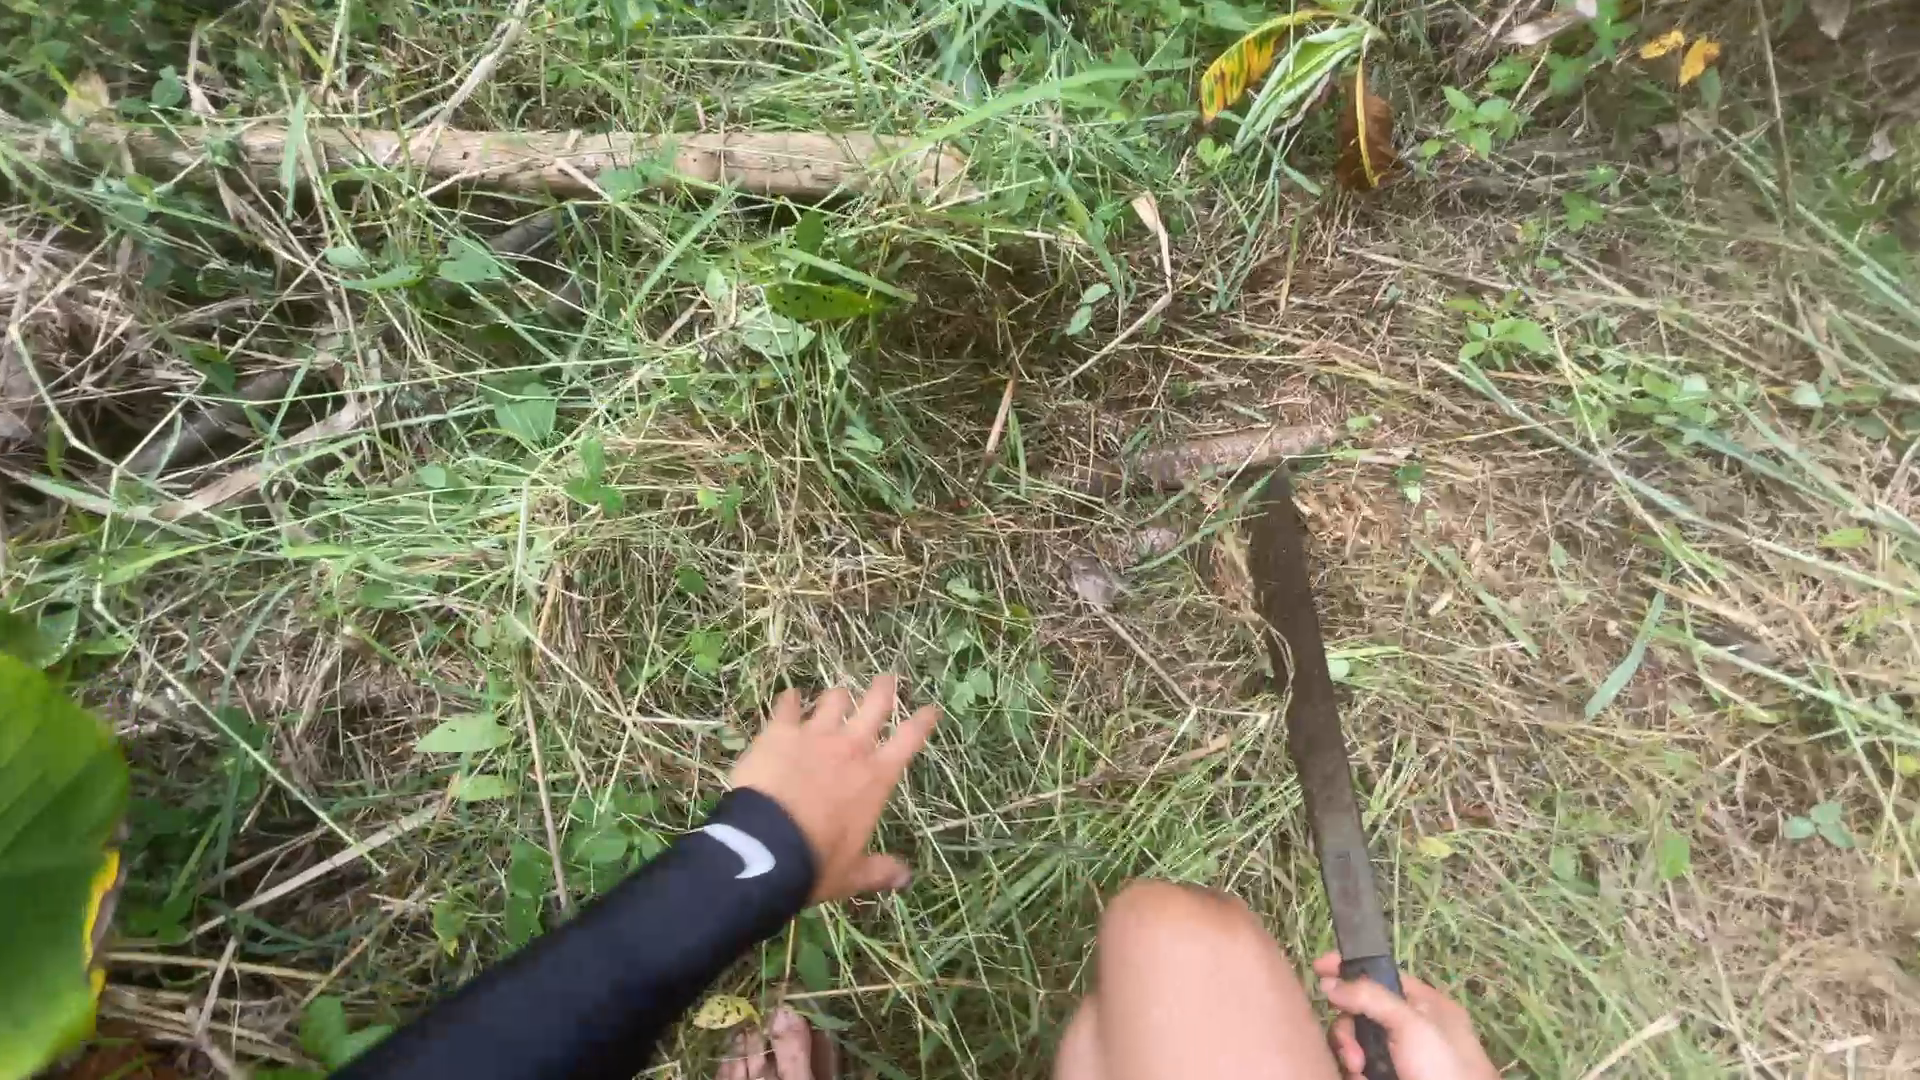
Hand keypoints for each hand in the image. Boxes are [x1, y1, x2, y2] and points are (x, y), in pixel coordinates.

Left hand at [728, 676, 937, 903]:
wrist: (764, 849)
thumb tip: (904, 877)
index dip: (922, 722)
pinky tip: (789, 697)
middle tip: (887, 679)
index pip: (909, 740)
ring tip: (837, 695)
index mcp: (875, 777)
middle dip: (883, 689)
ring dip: (837, 696)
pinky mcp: (779, 731)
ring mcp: (815, 734)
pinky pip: (786, 706)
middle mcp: (851, 747)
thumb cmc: (815, 863)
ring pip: (834, 698)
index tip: (931, 709)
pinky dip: (789, 700)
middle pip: (875, 704)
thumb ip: (878, 871)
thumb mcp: (851, 874)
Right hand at [1313, 952, 1499, 1079]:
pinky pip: (1361, 1066)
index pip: (1380, 973)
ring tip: (1357, 1068)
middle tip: (1349, 1046)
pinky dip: (1356, 1072)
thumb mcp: (1411, 1024)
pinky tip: (1360, 1078)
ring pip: (1358, 1040)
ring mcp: (1403, 1058)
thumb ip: (1368, 995)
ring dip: (1349, 1051)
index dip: (1349, 968)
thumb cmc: (1445, 1072)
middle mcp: (1413, 1029)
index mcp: (1427, 1006)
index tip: (1318, 968)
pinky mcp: (1392, 1079)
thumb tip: (1328, 984)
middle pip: (1362, 1008)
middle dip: (1348, 1025)